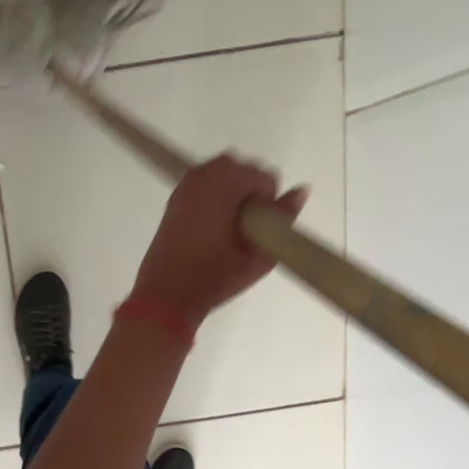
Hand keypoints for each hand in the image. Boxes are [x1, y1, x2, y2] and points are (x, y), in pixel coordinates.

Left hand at [129, 153, 308, 329]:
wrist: (166, 296)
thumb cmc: (215, 276)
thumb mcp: (260, 253)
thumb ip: (284, 216)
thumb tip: (302, 189)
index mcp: (227, 178)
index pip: (265, 178)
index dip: (267, 206)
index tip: (256, 233)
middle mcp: (204, 171)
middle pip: (243, 172)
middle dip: (249, 197)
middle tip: (242, 234)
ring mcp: (185, 183)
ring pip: (223, 179)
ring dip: (232, 199)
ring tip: (226, 234)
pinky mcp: (174, 199)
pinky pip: (205, 189)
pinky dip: (213, 202)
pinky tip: (210, 232)